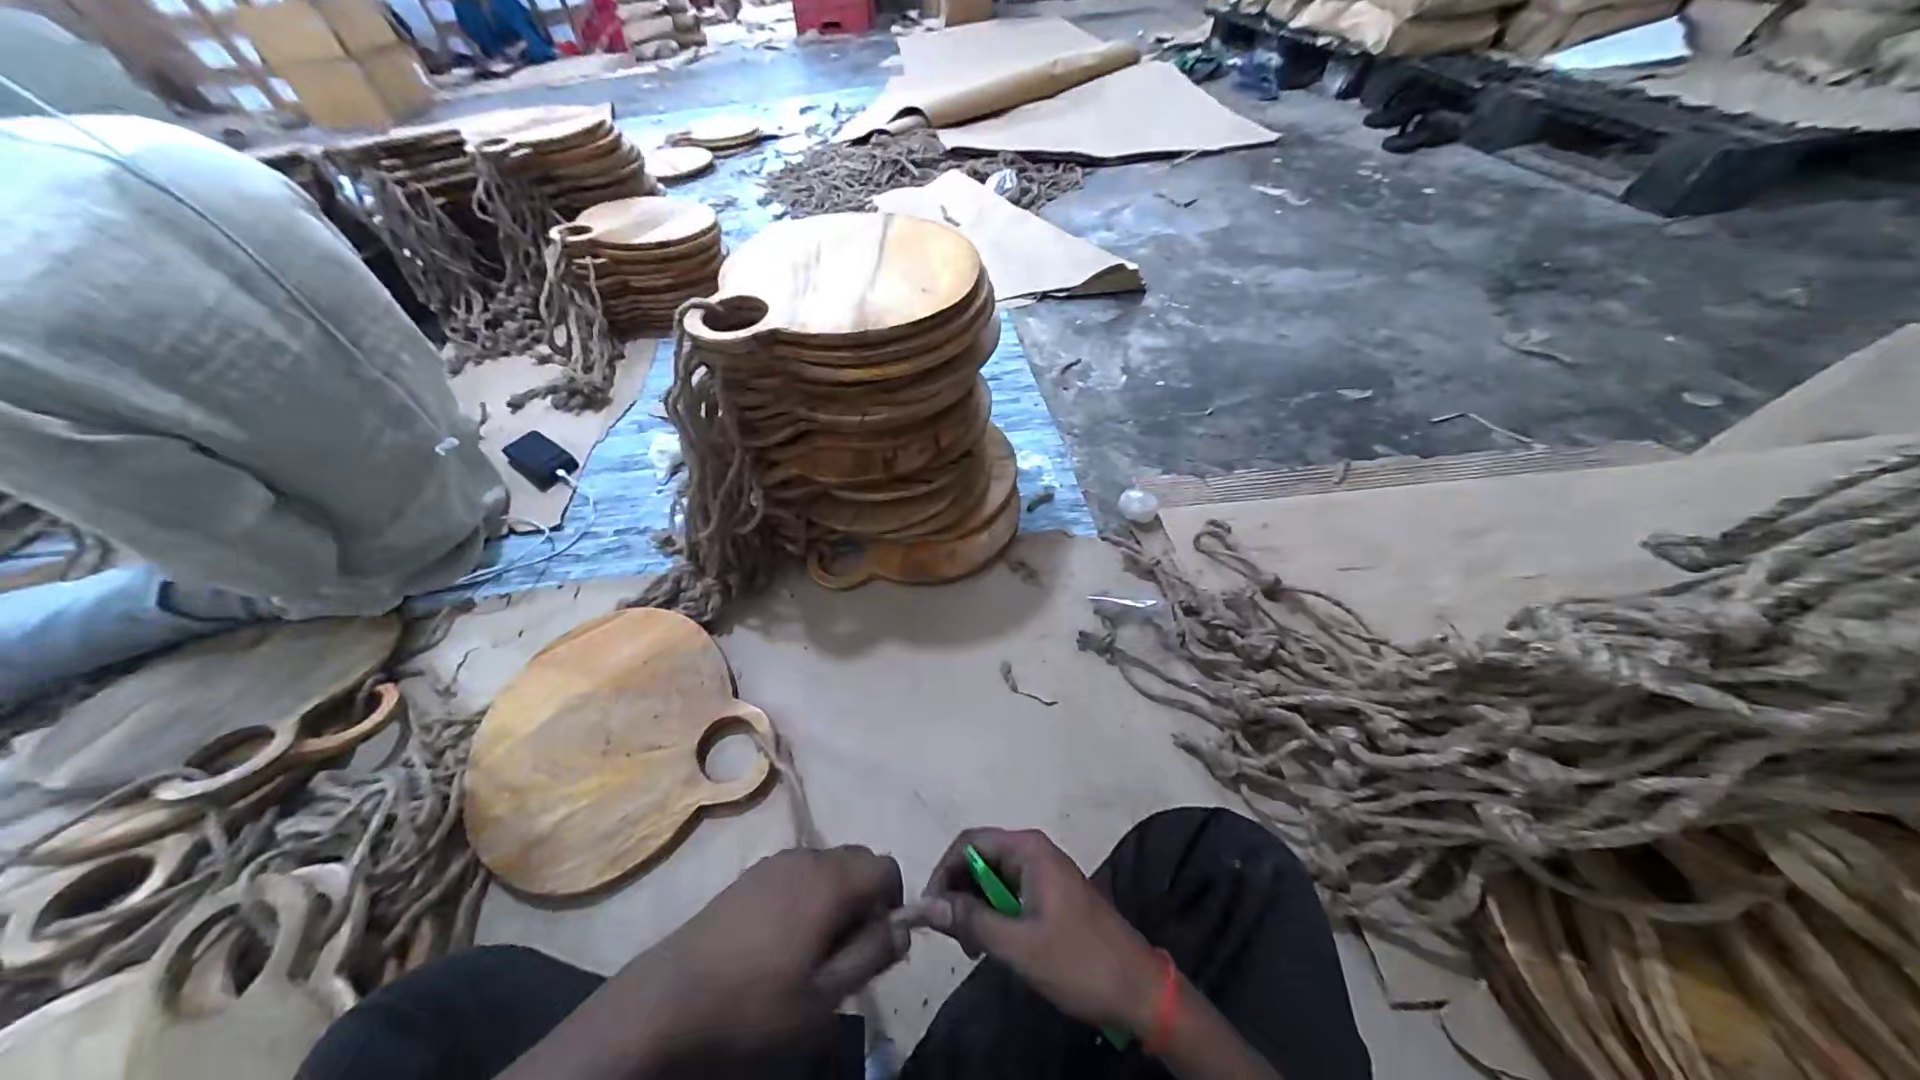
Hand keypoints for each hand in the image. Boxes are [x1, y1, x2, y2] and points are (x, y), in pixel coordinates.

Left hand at [614, 846, 907, 1062]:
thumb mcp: (824, 996)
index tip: (875, 945)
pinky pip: (798, 872)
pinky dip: (808, 894)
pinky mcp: (750, 875)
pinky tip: (781, 940)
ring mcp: (774, 862)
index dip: (894, 903)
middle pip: (859, 860)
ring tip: (813, 949)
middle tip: (846, 951)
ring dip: (837, 897)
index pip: (887, 867)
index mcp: (830, 880)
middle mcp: (806, 857)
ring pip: (828, 866)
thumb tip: (904, 927)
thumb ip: (872, 955)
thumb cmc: (754, 1003)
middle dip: (866, 898)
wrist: (666, 1001)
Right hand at [919, 827, 1164, 1033]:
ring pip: (992, 877)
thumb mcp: (1017, 944)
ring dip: (975, 907)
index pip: (968, 842)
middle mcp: (1035, 851)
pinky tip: (993, 945)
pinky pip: (1009, 893)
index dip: (943, 872)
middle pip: (979, 857)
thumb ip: (969, 920)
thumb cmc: (1078, 961)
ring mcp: (1045, 872)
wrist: (1138, 990)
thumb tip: (925, 905)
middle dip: (958, 892)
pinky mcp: (1051, 894)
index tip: (930, 911)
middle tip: (953, 936)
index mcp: (1028, 849)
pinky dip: (994, 914)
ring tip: (973, 948)